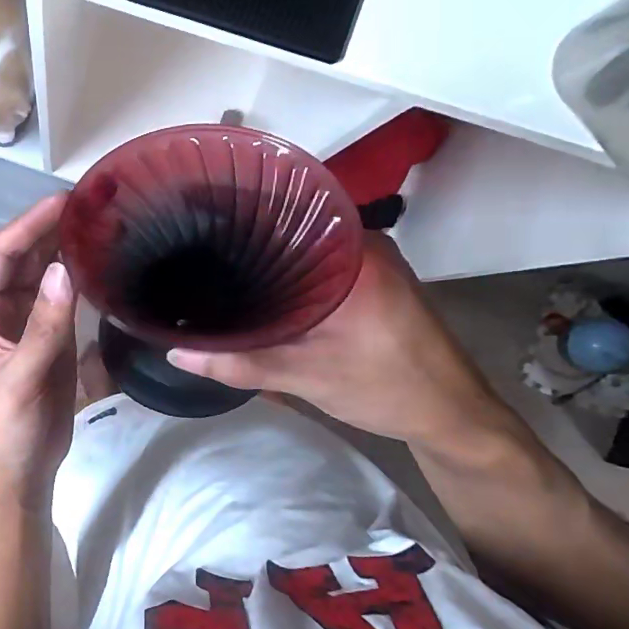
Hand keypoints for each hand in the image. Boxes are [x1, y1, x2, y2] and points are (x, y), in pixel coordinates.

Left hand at [0, 194, 77, 505]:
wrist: (22, 469)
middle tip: (91, 202)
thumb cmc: (7, 427)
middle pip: (24, 256)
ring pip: (44, 271)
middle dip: (50, 227)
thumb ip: (43, 327)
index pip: (2, 255)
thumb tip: (63, 270)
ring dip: (65, 246)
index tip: (64, 200)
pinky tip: (101, 258)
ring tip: (99, 220)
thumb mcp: (22, 378)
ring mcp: (27, 319)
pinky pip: (63, 294)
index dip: (30, 224)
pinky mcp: (51, 333)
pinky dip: (79, 275)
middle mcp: (0, 308)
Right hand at [169, 235, 529, 463]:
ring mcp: (371, 263)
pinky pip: (319, 268)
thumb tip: (177, 354)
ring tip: (215, 270)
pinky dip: (290, 278)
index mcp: (353, 251)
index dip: (239, 214)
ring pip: (305, 252)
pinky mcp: (372, 283)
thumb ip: (240, 363)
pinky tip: (259, 294)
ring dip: (269, 263)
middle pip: (291, 231)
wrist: (452, 416)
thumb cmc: (387, 387)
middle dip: (246, 241)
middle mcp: (364, 244)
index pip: (285, 213)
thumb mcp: (308, 376)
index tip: (196, 220)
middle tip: (195, 252)